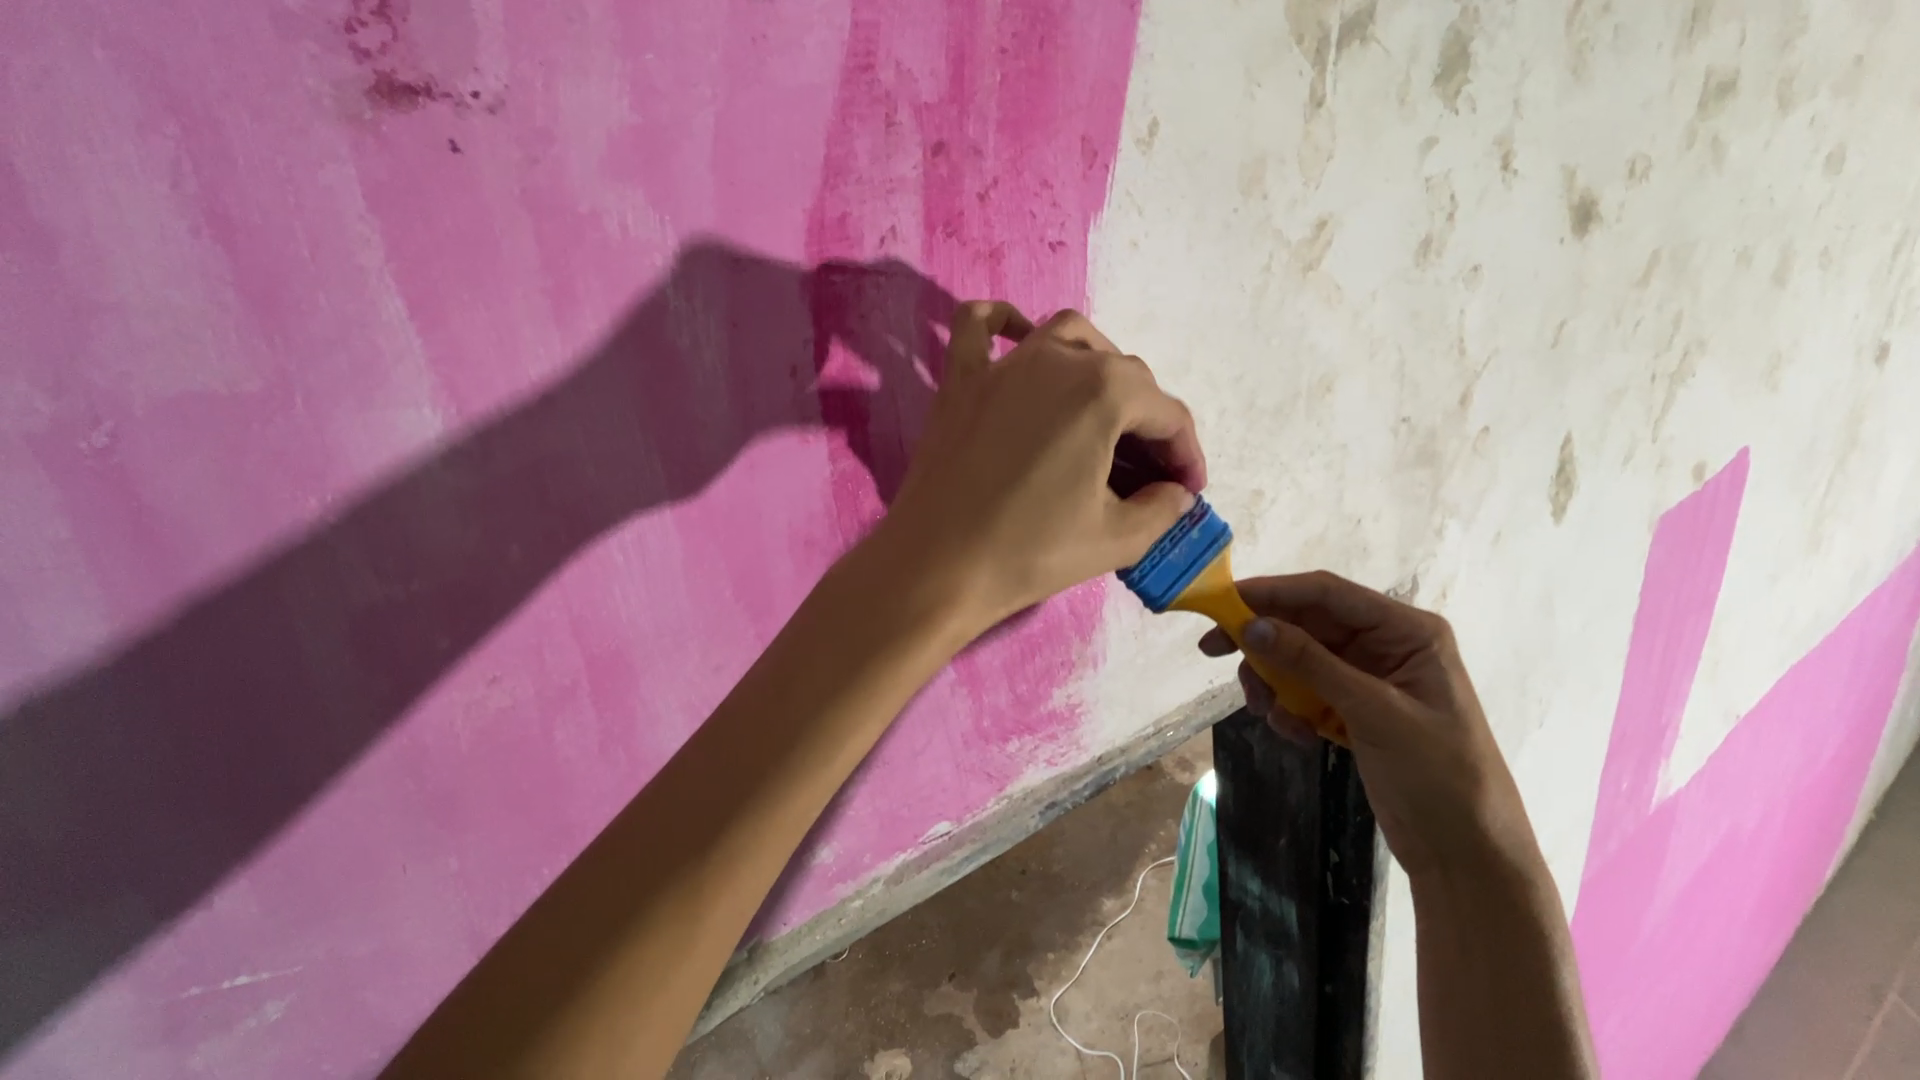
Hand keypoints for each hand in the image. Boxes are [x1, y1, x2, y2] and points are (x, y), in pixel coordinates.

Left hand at [879, 302, 1205, 630]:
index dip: (1186, 454)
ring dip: (1097, 363)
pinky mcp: (959, 380)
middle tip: (1147, 472)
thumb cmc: (1030, 552)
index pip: (1167, 413)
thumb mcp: (1117, 539)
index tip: (1188, 490)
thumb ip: (1164, 509)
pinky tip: (1021, 340)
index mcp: (1104, 391)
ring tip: (1103, 408)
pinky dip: (1005, 324)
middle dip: (1147, 421)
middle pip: (1124, 374)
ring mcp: (1002, 364)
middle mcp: (1056, 359)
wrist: (937, 566)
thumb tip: (1176, 492)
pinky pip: (980, 327)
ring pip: (1067, 336)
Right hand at [1199, 572, 1540, 879]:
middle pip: (1307, 624)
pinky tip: (1298, 735)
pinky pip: (1306, 692)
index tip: (1220, 603)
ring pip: (1300, 659)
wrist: (1466, 853)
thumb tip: (1250, 626)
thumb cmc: (1439, 775)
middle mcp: (1386, 645)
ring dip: (1274, 680)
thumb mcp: (1373, 713)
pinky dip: (1291, 708)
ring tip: (1265, 712)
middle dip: (1265, 642)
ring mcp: (1369, 678)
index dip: (1271, 593)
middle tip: (1213, 652)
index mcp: (1406, 631)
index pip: (1326, 594)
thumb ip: (1310, 664)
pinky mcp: (1355, 710)